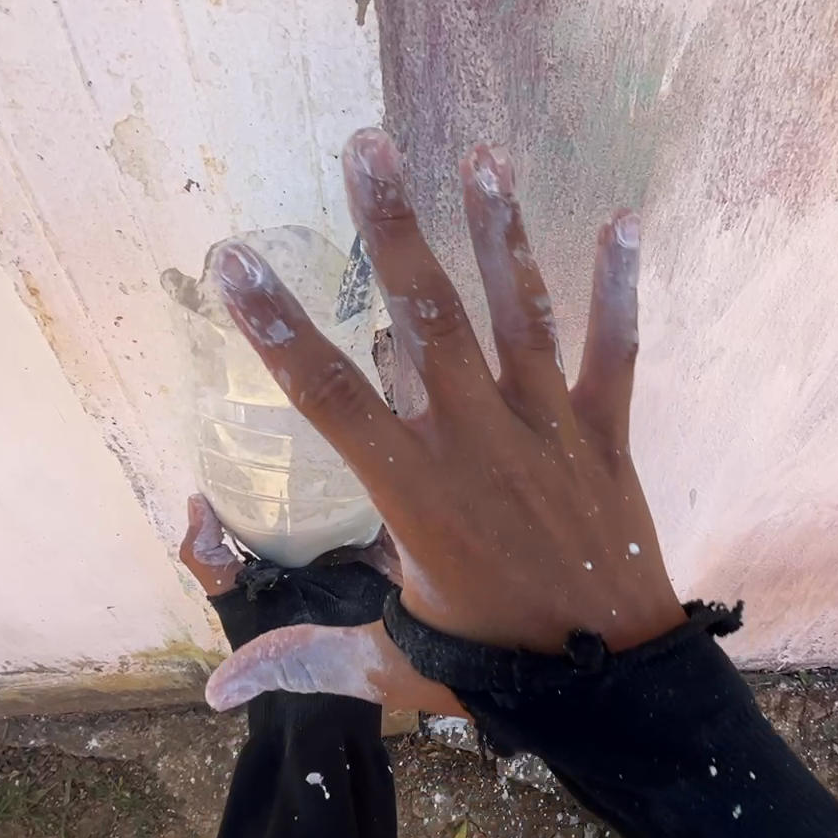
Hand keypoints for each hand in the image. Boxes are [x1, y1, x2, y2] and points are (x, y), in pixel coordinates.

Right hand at [200, 128, 680, 706]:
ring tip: (480, 154)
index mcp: (416, 492)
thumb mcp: (394, 664)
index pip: (330, 396)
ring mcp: (549, 430)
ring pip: (520, 316)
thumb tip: (215, 691)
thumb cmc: (494, 663)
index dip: (277, 326)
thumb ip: (307, 658)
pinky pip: (616, 350)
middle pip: (429, 320)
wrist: (610, 679)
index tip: (234, 256)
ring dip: (498, 233)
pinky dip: (618, 287)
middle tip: (367, 145)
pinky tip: (622, 218)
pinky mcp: (606, 434)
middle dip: (392, 230)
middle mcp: (480, 441)